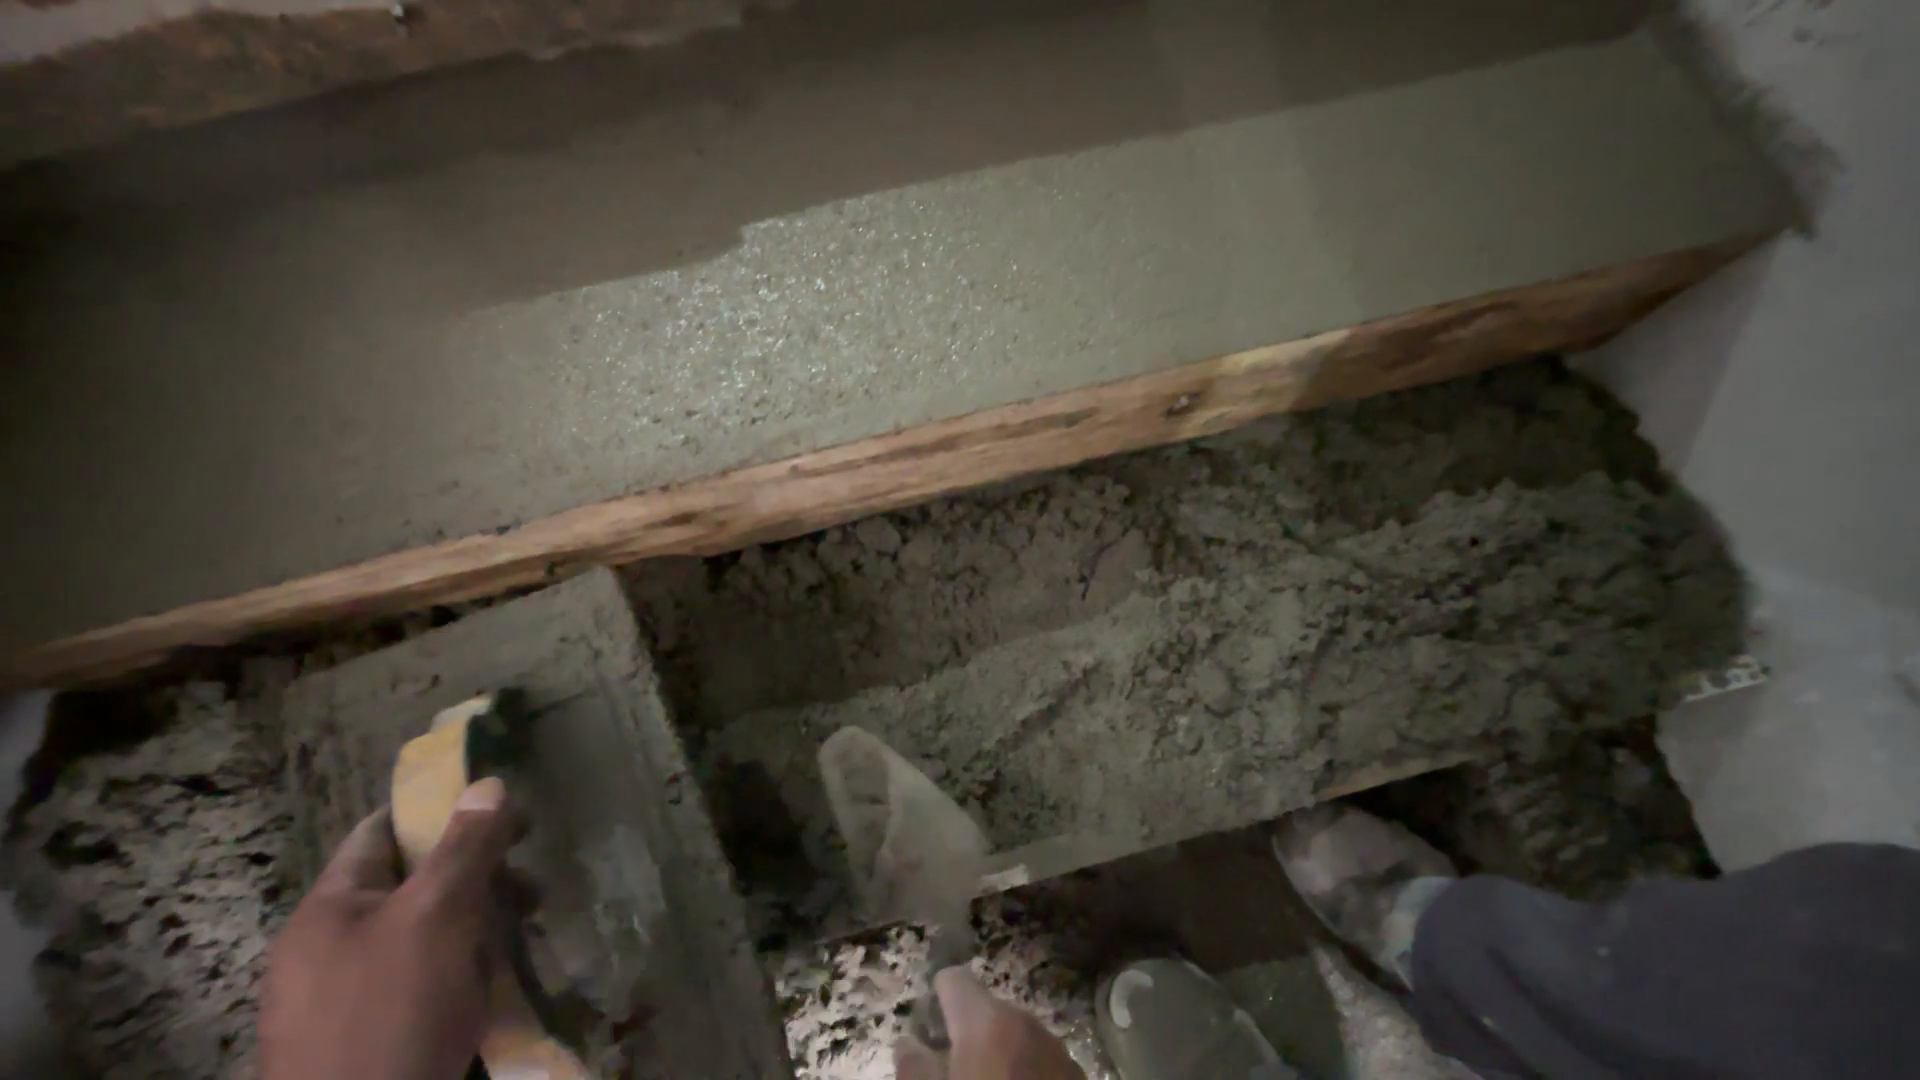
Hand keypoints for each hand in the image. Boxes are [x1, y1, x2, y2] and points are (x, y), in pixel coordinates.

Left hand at [259, 778, 518, 1079]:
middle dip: (479, 874)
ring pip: (426, 931)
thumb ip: (465, 847)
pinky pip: (425, 976)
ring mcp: (347, 993)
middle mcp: (330, 944)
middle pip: (414, 881)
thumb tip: (488, 781)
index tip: (503, 811)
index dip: (441, 811)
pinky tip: (496, 979)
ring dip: (480, 922)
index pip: (384, 831)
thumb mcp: (437, 916)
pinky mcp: (372, 1032)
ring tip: (526, 933)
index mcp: (330, 908)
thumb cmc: (391, 1015)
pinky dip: (465, 966)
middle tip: (530, 885)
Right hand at [894, 968, 1083, 1079]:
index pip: (955, 980)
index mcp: (987, 1023)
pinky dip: (1025, 1073)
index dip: (938, 998)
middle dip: (968, 1032)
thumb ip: (915, 1072)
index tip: (929, 1027)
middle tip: (952, 1070)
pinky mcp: (1078, 1077)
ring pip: (1016, 1036)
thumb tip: (908, 1044)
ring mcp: (1057, 1051)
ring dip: (999, 1054)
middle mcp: (1025, 1024)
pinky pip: (1041, 1061)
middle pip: (988, 1010)